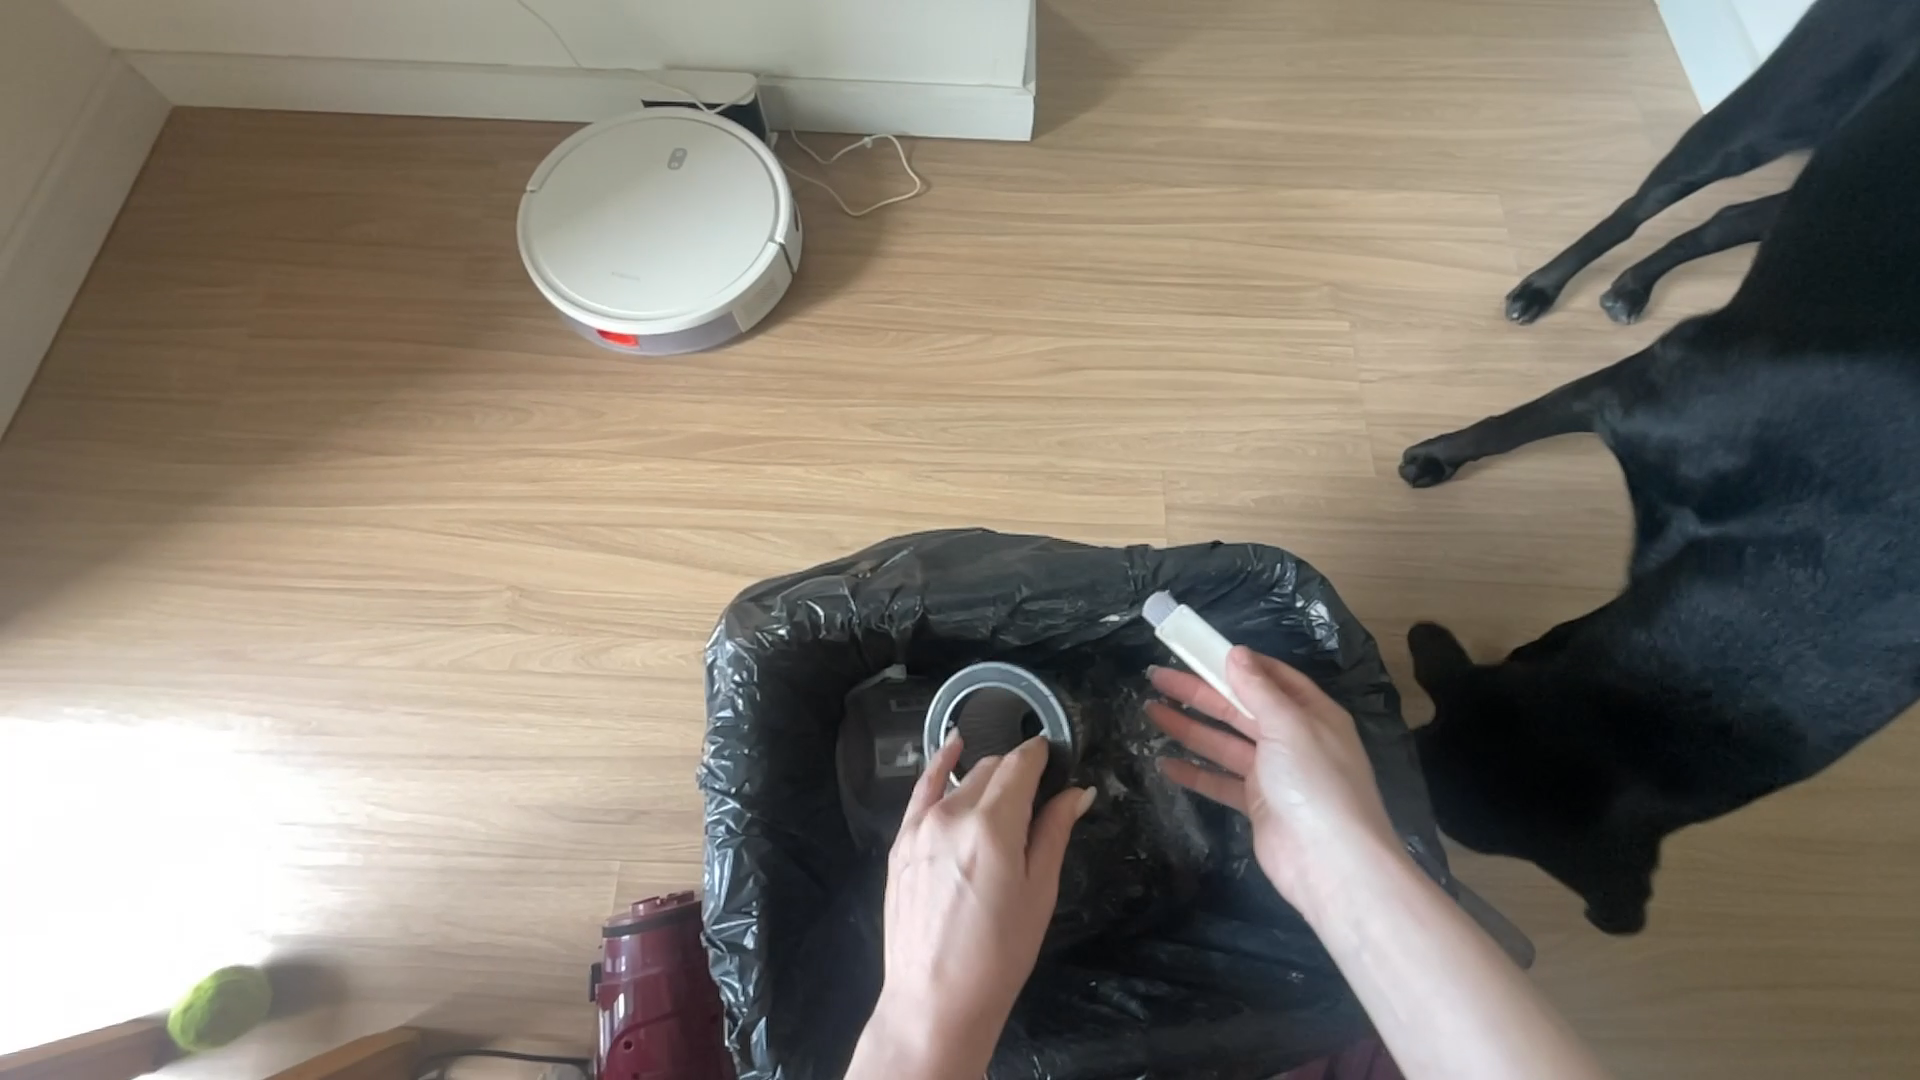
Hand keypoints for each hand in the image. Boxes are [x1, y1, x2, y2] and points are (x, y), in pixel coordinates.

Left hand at [848, 735, 1095, 1079]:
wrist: (935, 1000)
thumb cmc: (1000, 954)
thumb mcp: (1039, 893)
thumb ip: (1054, 832)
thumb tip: (1078, 791)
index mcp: (993, 826)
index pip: (1021, 766)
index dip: (1041, 754)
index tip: (1055, 754)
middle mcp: (954, 814)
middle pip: (993, 769)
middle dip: (1017, 772)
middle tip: (1036, 797)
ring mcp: (921, 824)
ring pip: (963, 779)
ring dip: (988, 778)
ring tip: (1005, 796)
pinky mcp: (901, 839)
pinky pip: (923, 787)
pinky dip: (941, 763)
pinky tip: (953, 744)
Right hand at [1147, 646, 1402, 915]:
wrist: (1332, 865)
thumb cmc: (1315, 784)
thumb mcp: (1289, 725)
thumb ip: (1258, 689)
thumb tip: (1236, 653)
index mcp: (1310, 714)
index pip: (1270, 677)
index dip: (1235, 663)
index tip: (1198, 650)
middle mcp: (1293, 739)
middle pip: (1239, 707)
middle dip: (1199, 692)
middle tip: (1157, 677)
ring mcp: (1274, 774)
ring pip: (1224, 742)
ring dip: (1189, 726)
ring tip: (1151, 710)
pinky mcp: (1257, 804)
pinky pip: (1220, 781)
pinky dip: (1194, 771)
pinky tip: (1165, 762)